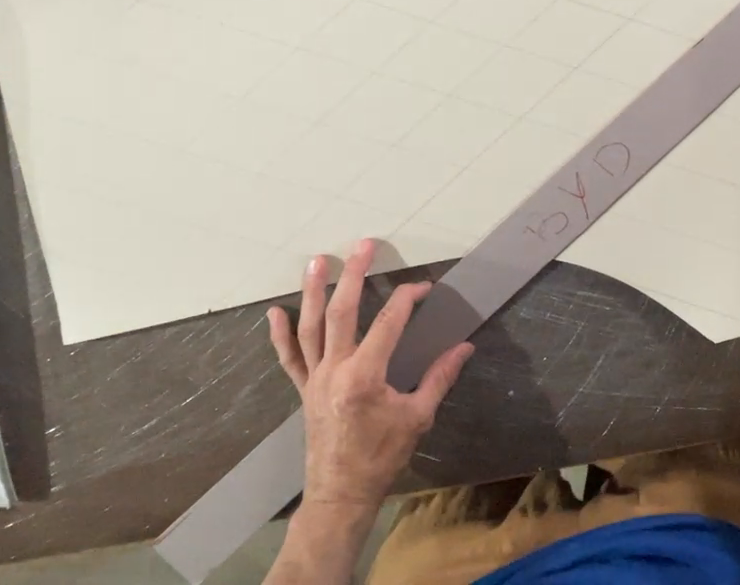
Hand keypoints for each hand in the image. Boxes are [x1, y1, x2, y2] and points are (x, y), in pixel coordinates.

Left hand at [267, 239, 473, 509]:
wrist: (342, 494)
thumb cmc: (382, 457)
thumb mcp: (418, 417)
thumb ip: (440, 377)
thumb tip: (465, 346)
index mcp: (365, 376)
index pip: (389, 322)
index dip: (409, 298)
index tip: (426, 287)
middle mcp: (335, 370)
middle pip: (342, 312)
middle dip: (355, 275)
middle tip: (365, 245)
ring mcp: (314, 378)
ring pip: (310, 327)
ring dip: (313, 291)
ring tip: (318, 260)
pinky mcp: (303, 389)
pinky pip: (289, 358)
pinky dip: (280, 334)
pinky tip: (274, 312)